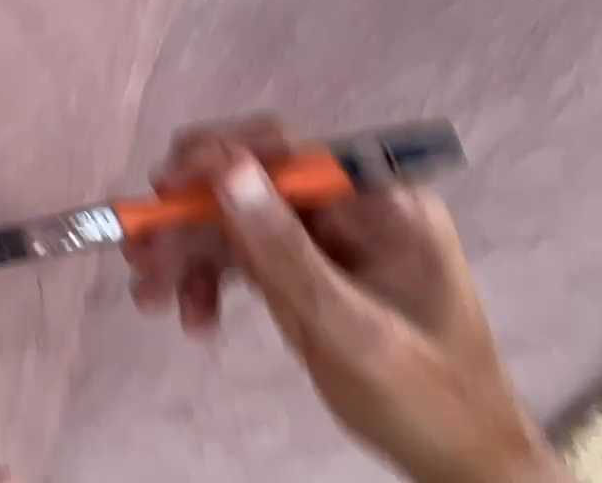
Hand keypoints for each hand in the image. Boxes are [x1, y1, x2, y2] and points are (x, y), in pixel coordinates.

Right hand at [123, 118, 571, 482]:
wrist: (462, 466)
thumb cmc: (424, 398)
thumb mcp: (350, 328)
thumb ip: (284, 250)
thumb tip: (224, 169)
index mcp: (378, 203)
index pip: (282, 150)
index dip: (216, 157)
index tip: (163, 189)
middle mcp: (344, 207)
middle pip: (242, 186)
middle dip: (186, 221)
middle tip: (139, 252)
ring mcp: (320, 236)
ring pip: (228, 221)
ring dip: (184, 255)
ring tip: (149, 296)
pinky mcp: (299, 264)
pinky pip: (236, 255)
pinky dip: (205, 280)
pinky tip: (191, 317)